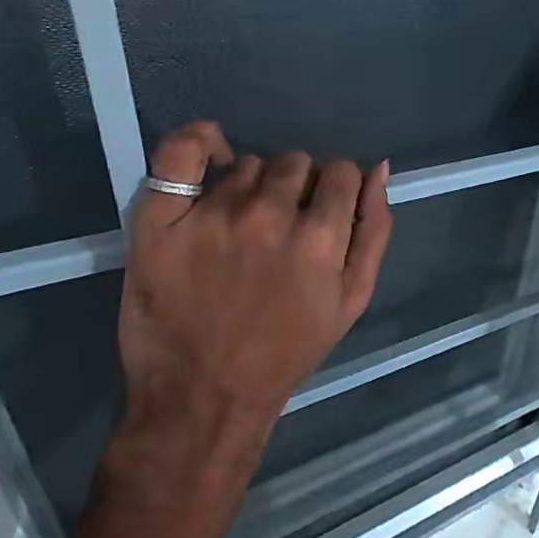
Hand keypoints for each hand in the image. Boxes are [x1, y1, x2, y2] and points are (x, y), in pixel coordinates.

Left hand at [114, 122, 392, 458]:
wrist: (204, 395)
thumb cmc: (287, 352)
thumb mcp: (351, 300)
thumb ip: (373, 231)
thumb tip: (378, 168)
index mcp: (318, 237)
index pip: (341, 171)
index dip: (336, 189)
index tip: (323, 211)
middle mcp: (268, 216)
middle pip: (295, 162)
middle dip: (298, 187)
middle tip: (282, 227)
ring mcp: (211, 215)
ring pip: (247, 165)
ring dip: (253, 186)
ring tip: (241, 226)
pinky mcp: (160, 221)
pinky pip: (182, 152)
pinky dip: (200, 142)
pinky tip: (211, 157)